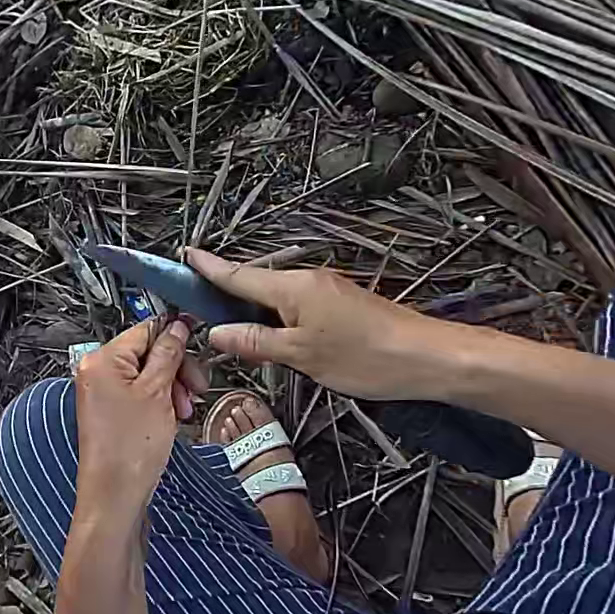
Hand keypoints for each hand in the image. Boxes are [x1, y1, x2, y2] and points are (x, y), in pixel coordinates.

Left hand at [73, 317, 192, 519]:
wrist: (115, 494)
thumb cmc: (129, 449)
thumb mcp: (158, 392)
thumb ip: (168, 353)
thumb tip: (176, 328)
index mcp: (102, 359)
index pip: (144, 329)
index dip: (174, 334)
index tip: (196, 339)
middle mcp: (96, 371)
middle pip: (146, 351)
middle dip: (175, 367)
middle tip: (194, 386)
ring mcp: (101, 392)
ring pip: (146, 373)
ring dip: (171, 386)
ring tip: (184, 408)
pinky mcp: (110, 410)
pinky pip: (139, 392)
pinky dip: (160, 399)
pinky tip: (173, 415)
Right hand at [186, 248, 493, 400]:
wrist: (427, 357)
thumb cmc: (369, 355)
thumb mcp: (301, 356)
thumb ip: (255, 343)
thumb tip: (220, 335)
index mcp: (293, 288)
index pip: (239, 275)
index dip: (209, 267)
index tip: (188, 256)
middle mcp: (308, 282)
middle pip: (255, 285)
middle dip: (228, 297)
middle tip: (204, 312)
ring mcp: (325, 290)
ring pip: (276, 299)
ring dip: (255, 313)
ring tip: (238, 336)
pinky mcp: (338, 303)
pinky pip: (295, 305)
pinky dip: (278, 319)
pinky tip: (277, 339)